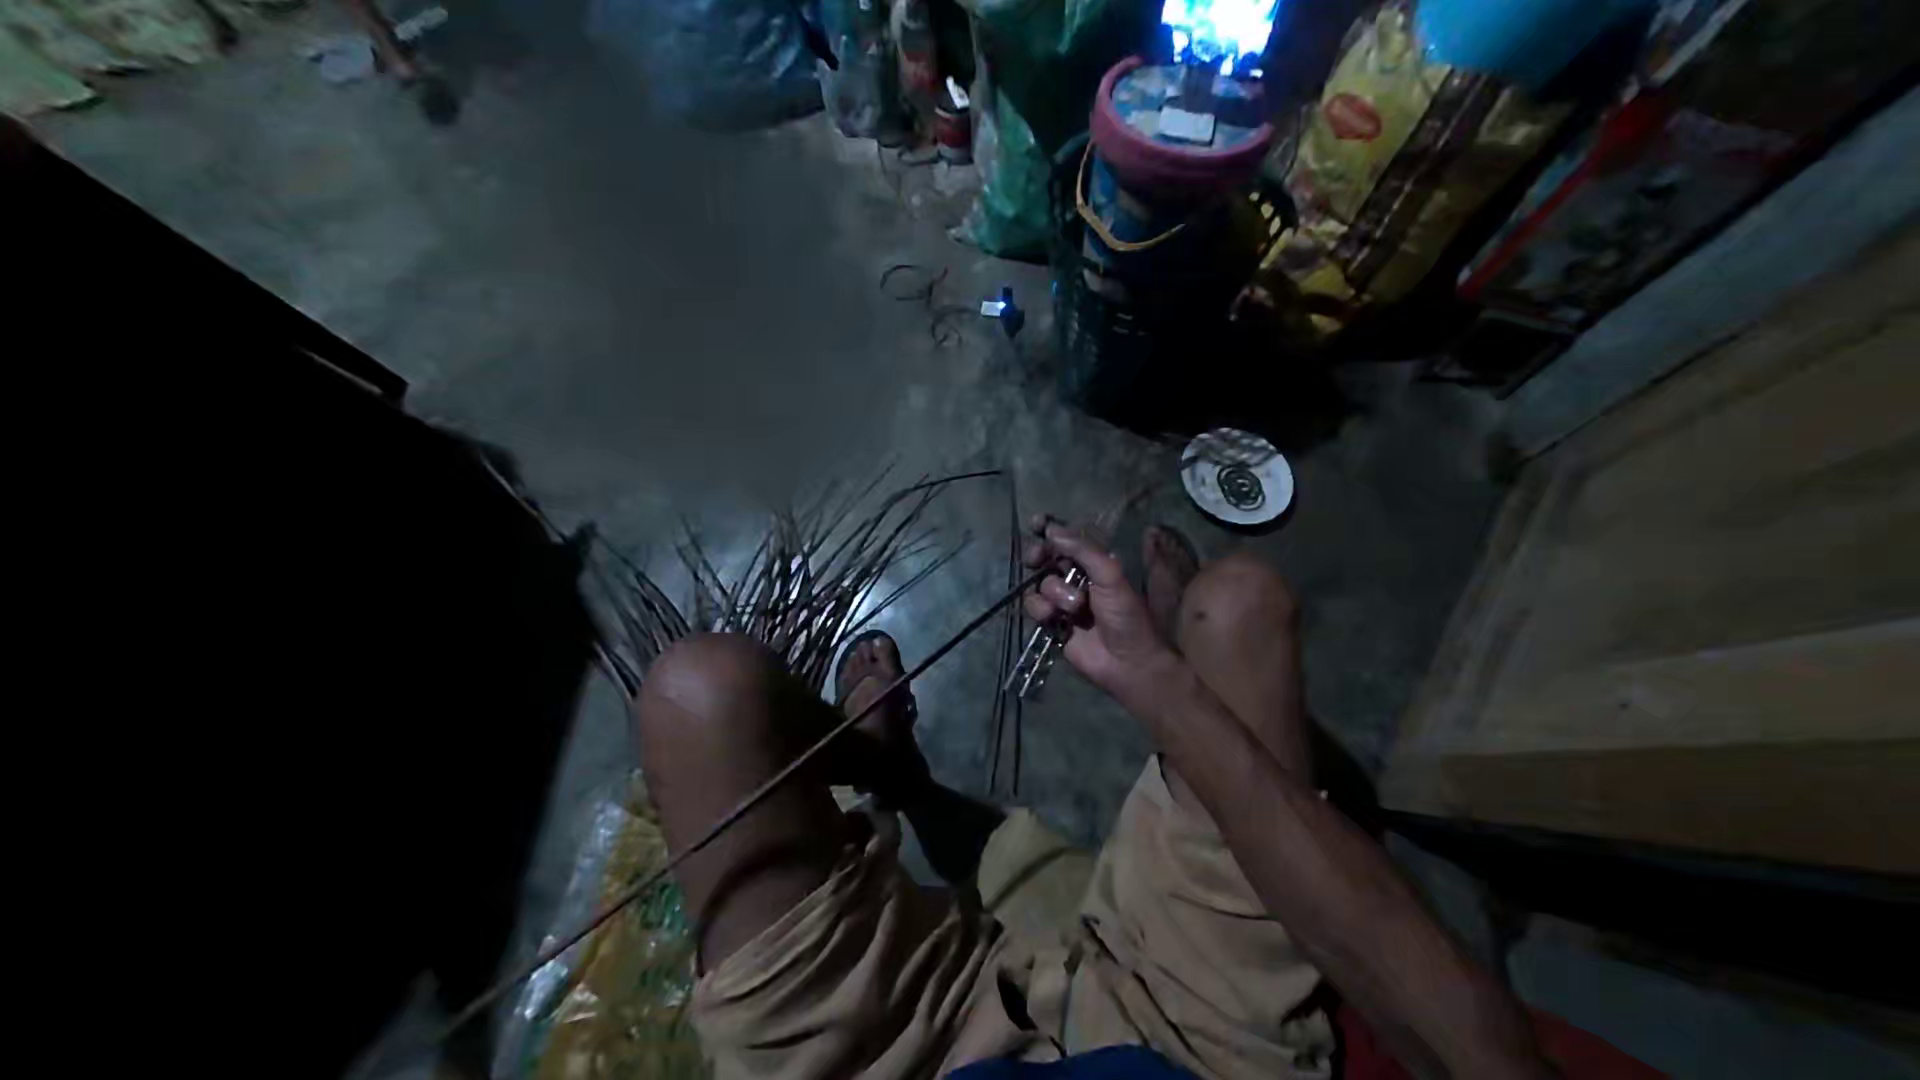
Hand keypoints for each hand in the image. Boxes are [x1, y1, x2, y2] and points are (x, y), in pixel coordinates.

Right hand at [1022, 515, 1182, 707]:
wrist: (1126, 661)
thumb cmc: (1126, 615)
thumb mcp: (1110, 576)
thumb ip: (1083, 551)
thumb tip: (1052, 529)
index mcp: (1092, 563)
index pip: (1066, 539)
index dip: (1049, 529)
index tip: (1036, 524)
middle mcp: (1074, 577)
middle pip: (1045, 557)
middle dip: (1039, 555)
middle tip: (1038, 559)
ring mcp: (1061, 600)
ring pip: (1040, 583)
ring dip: (1054, 592)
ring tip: (1075, 606)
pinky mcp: (1051, 622)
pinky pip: (1034, 606)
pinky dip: (1043, 610)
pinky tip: (1057, 619)